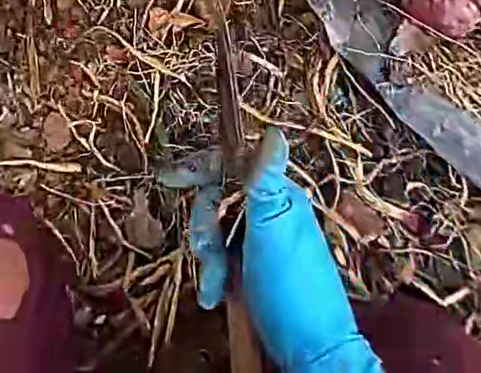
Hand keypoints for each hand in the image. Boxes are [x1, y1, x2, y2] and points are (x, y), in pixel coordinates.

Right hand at [160, 129, 381, 372]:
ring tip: (216, 284)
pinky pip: (221, 260)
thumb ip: (266, 179)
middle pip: (218, 198)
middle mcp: (267, 212)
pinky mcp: (250, 270)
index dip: (201, 167)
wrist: (311, 354)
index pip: (232, 164)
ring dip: (208, 256)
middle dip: (205, 224)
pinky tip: (216, 296)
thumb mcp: (273, 227)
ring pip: (216, 230)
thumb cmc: (293, 285)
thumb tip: (275, 131)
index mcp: (276, 194)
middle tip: (207, 250)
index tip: (169, 177)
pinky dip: (214, 276)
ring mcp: (258, 243)